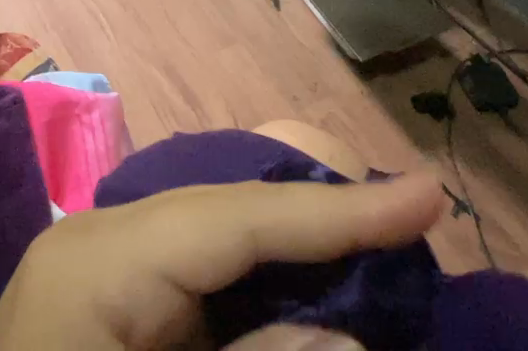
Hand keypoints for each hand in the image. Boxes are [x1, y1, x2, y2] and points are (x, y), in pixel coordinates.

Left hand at [0, 173, 446, 350]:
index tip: (427, 196)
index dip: (335, 210)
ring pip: (217, 232)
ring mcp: (101, 260)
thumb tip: (344, 331)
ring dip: (295, 247)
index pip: (234, 216)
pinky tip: (306, 288)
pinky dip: (257, 277)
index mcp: (101, 261)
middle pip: (226, 208)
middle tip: (410, 221)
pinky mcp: (110, 292)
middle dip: (319, 218)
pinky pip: (198, 269)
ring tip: (377, 247)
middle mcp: (101, 238)